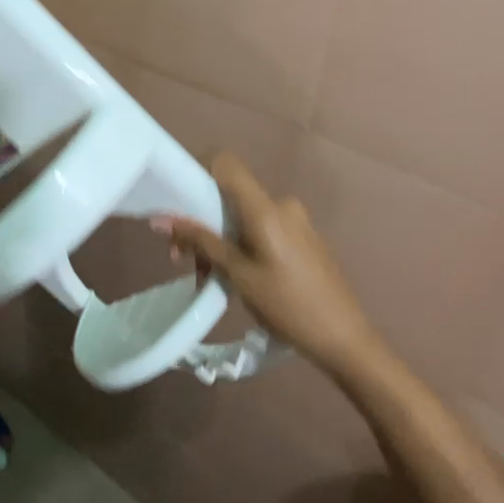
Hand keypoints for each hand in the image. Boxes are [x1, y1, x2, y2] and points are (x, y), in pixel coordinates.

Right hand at [153, 153, 380, 369]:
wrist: (343, 337)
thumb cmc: (287, 305)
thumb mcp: (238, 274)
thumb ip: (200, 241)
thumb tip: (160, 220)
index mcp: (266, 208)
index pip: (226, 165)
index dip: (197, 175)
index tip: (177, 206)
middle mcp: (281, 206)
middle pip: (230, 197)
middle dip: (200, 223)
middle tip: (180, 259)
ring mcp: (294, 222)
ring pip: (242, 219)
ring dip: (218, 242)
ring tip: (204, 278)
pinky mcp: (301, 239)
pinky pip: (260, 231)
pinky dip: (239, 248)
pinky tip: (231, 279)